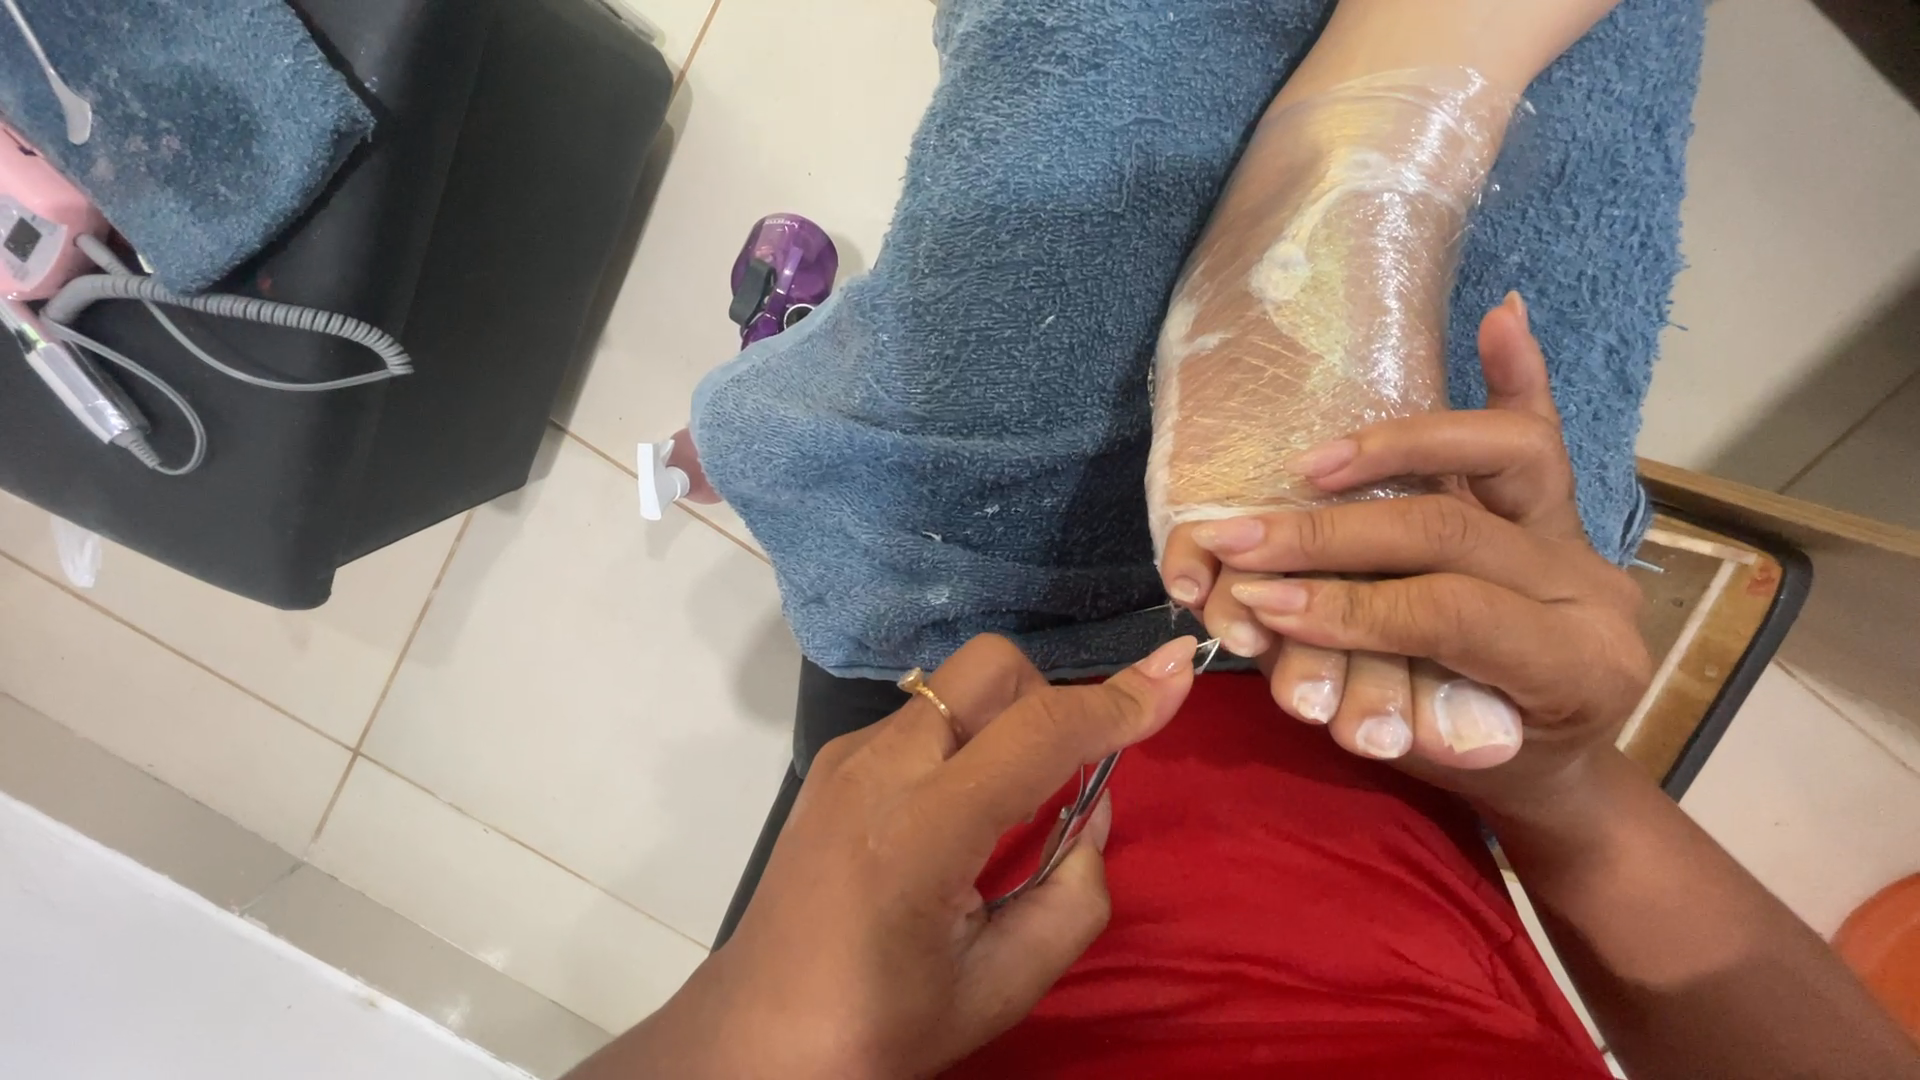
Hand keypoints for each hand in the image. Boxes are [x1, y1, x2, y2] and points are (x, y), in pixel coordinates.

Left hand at [580, 634, 1197, 1079]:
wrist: (755, 1032)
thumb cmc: (880, 1024)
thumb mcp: (1001, 985)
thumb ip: (1073, 893)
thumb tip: (1092, 808)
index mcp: (921, 830)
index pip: (1038, 734)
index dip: (1117, 699)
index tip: (1177, 672)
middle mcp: (878, 765)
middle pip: (990, 667)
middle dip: (1048, 697)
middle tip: (1059, 777)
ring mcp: (848, 753)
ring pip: (956, 685)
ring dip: (1006, 721)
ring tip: (1001, 809)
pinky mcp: (834, 758)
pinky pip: (925, 716)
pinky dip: (965, 740)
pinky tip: (952, 812)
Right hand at [1168, 295, 1650, 812]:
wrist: (1551, 757)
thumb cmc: (1473, 760)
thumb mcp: (1422, 755)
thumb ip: (1360, 699)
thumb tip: (1272, 643)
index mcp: (1572, 665)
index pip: (1449, 613)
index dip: (1348, 606)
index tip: (1257, 606)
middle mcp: (1589, 586)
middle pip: (1453, 529)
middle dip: (1331, 536)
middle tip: (1241, 538)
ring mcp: (1578, 538)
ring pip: (1510, 455)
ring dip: (1401, 443)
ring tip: (1310, 462)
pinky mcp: (1559, 512)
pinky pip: (1543, 434)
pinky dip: (1520, 373)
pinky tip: (1500, 317)